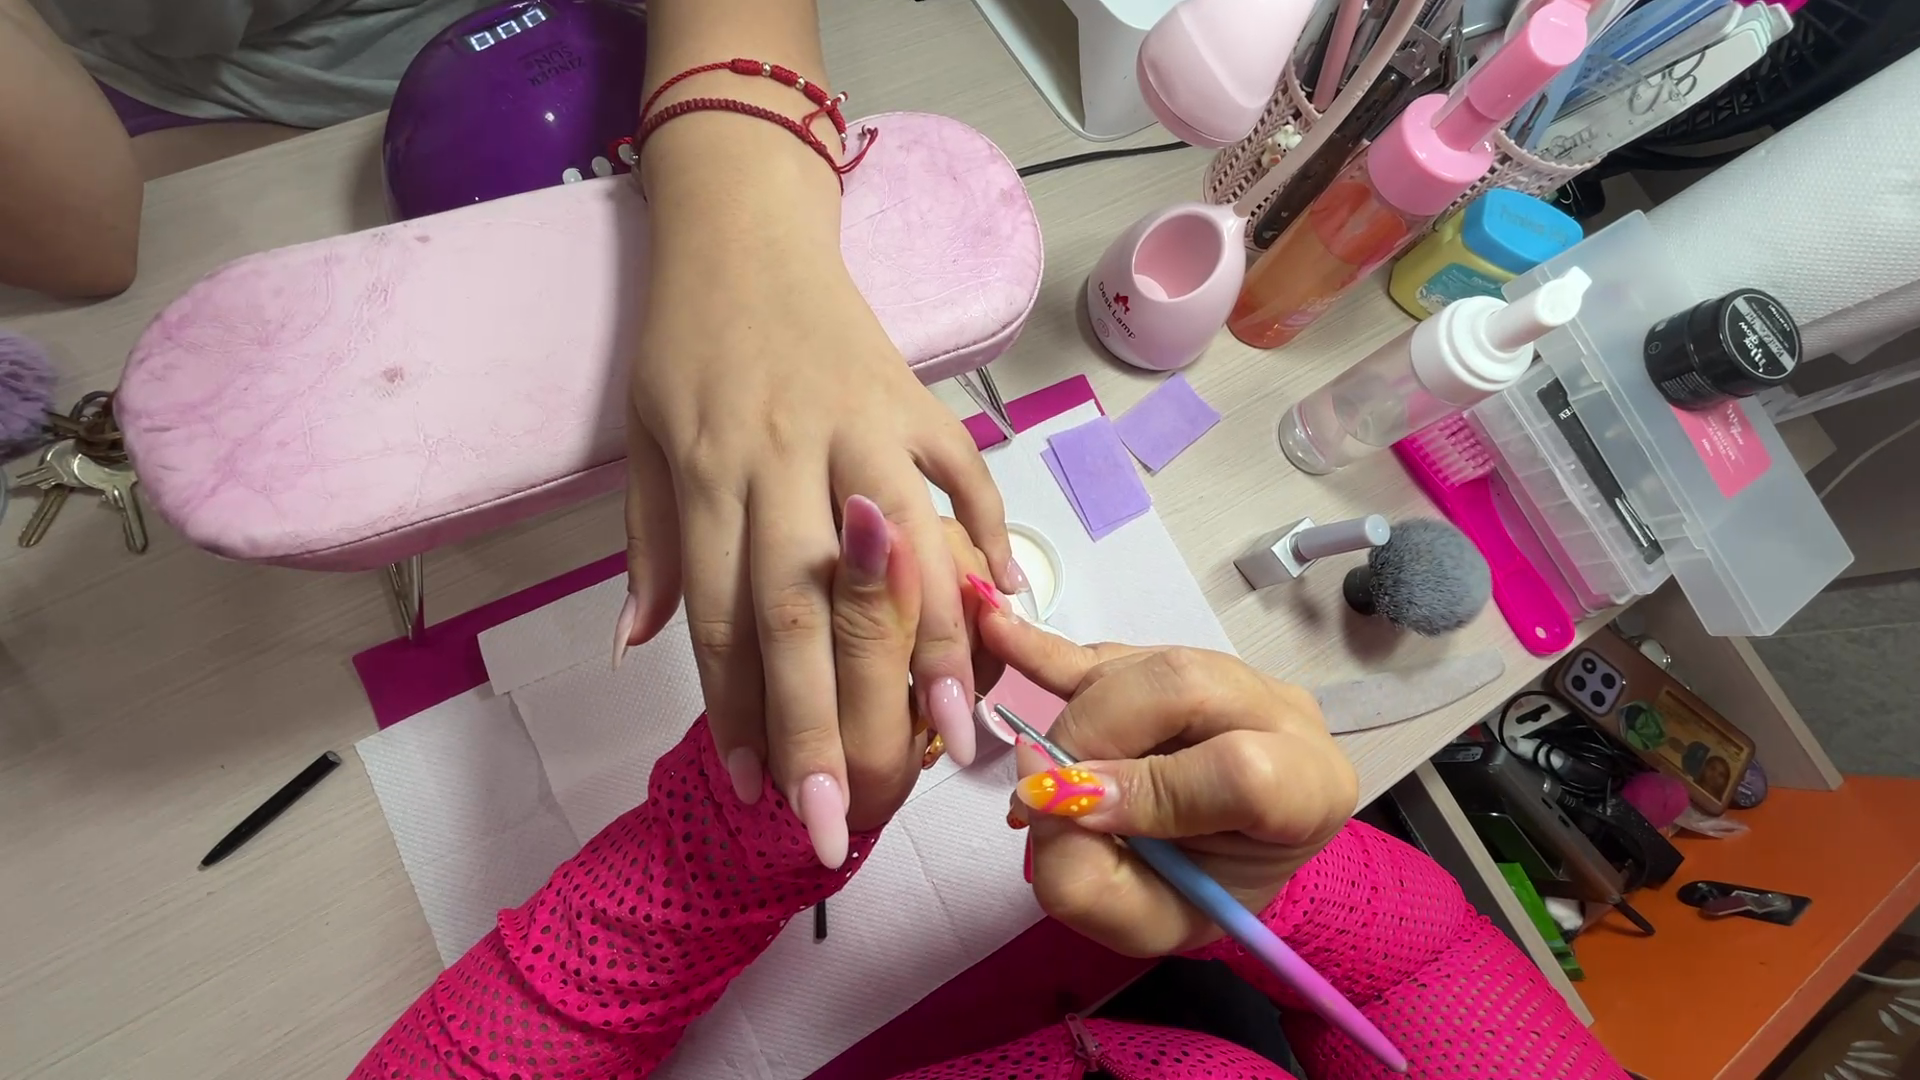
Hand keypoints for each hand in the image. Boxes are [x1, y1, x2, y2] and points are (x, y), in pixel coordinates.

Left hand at [619, 225, 1024, 861]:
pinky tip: (1009, 600)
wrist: (743, 227)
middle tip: (848, 816)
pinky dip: (988, 530)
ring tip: (955, 737)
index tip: (764, 796)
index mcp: (710, 473)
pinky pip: (963, 469)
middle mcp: (787, 456)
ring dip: (933, 646)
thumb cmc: (684, 341)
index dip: (744, 714)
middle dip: (829, 720)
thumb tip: (638, 648)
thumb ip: (644, 546)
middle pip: (812, 606)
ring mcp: (863, 421)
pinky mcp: (918, 395)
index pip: (728, 618)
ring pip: (904, 550)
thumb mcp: (638, 439)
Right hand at [980, 608, 1358, 956]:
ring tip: (1047, 764)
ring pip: (1139, 665)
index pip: (1239, 771)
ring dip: (1078, 713)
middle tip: (1046, 787)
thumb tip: (1044, 792)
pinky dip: (1044, 648)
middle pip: (1179, 686)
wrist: (1217, 852)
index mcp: (1308, 790)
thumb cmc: (1196, 892)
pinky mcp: (1166, 657)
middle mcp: (1277, 712)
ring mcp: (1225, 672)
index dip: (1149, 788)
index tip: (1074, 808)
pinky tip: (996, 627)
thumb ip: (1093, 885)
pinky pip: (1102, 650)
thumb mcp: (1155, 925)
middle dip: (1092, 736)